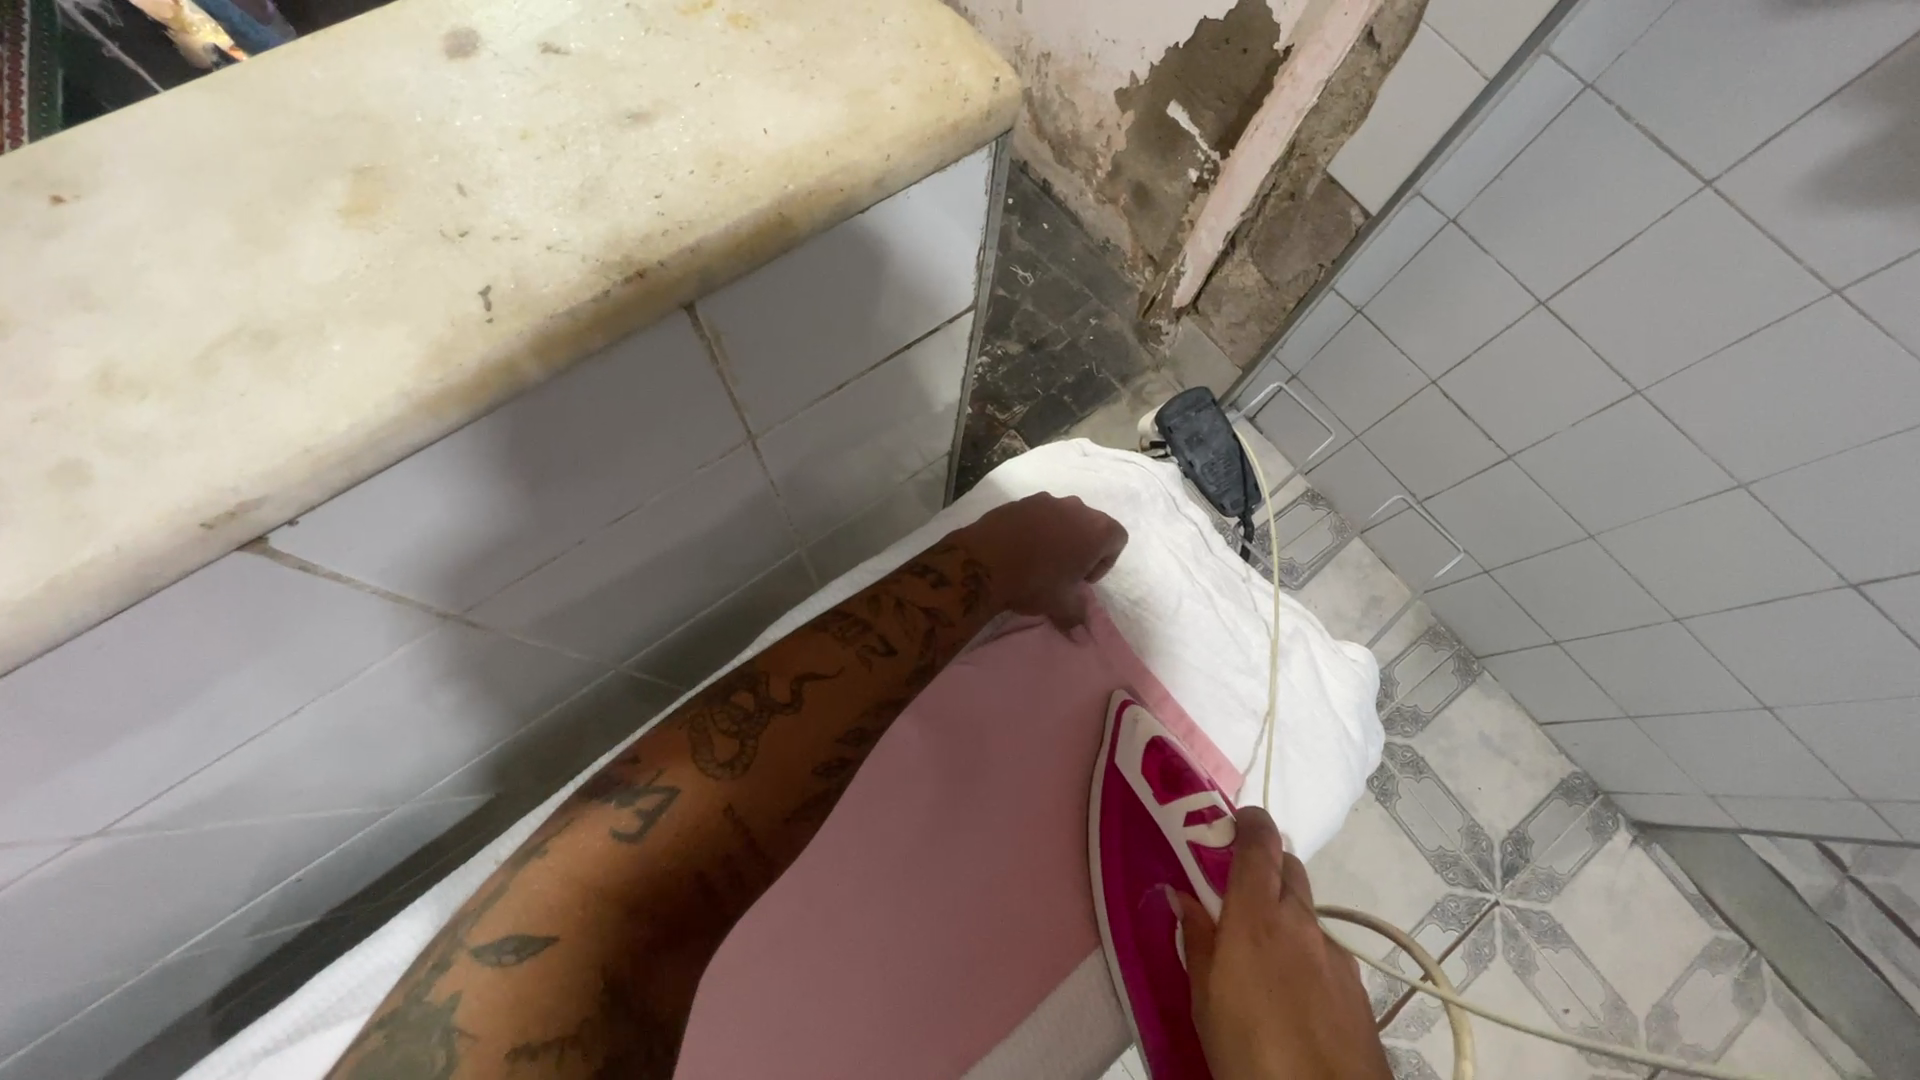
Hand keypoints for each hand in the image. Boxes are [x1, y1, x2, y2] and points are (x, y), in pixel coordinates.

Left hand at [953, 493, 1126, 629]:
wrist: (984, 561)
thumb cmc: (1034, 581)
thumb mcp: (1061, 605)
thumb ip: (1077, 616)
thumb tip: (1080, 633)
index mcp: (1097, 529)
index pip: (1118, 539)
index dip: (1104, 562)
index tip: (1082, 579)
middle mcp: (1076, 507)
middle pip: (1091, 526)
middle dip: (1082, 548)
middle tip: (1063, 572)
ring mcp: (1046, 500)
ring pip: (1063, 518)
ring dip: (1058, 537)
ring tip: (1039, 561)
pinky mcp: (1020, 501)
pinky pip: (1037, 515)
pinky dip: (1035, 530)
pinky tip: (1019, 550)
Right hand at [1175, 808, 1392, 1079]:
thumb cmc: (1249, 1049)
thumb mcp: (1204, 998)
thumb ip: (1197, 940)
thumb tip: (1183, 896)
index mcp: (1257, 913)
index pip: (1260, 841)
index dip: (1249, 821)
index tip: (1231, 823)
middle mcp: (1301, 921)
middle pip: (1288, 867)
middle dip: (1263, 867)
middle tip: (1234, 893)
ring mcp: (1334, 953)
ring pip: (1307, 910)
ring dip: (1284, 913)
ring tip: (1260, 955)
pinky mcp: (1356, 986)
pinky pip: (1324, 949)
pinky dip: (1304, 951)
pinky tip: (1290, 992)